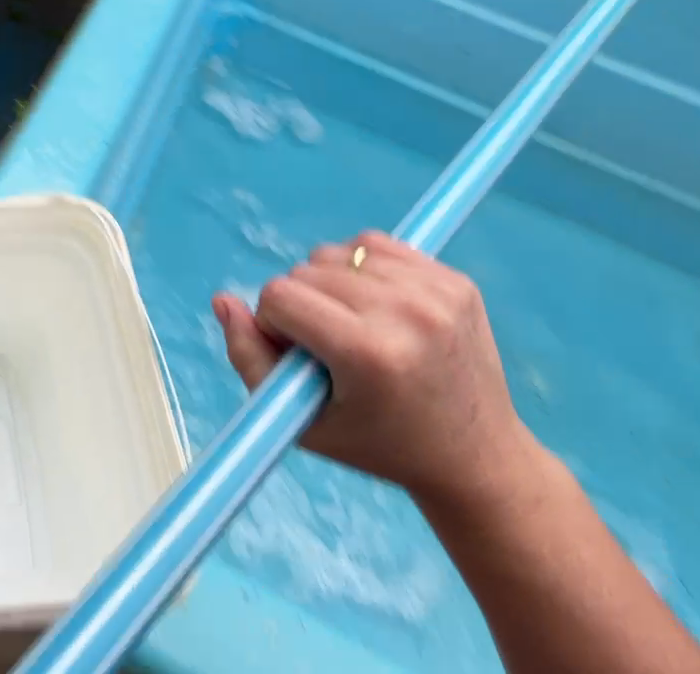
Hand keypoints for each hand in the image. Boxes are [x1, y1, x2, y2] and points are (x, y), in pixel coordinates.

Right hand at [213, 231, 540, 508]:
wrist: (476, 456)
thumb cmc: (376, 444)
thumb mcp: (299, 417)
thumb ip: (248, 358)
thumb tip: (222, 300)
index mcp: (367, 353)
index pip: (279, 296)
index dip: (273, 325)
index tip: (298, 356)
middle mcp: (406, 313)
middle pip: (306, 271)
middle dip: (300, 304)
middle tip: (327, 345)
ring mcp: (436, 292)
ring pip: (337, 252)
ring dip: (329, 283)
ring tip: (352, 322)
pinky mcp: (455, 280)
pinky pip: (376, 243)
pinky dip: (361, 267)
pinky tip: (375, 304)